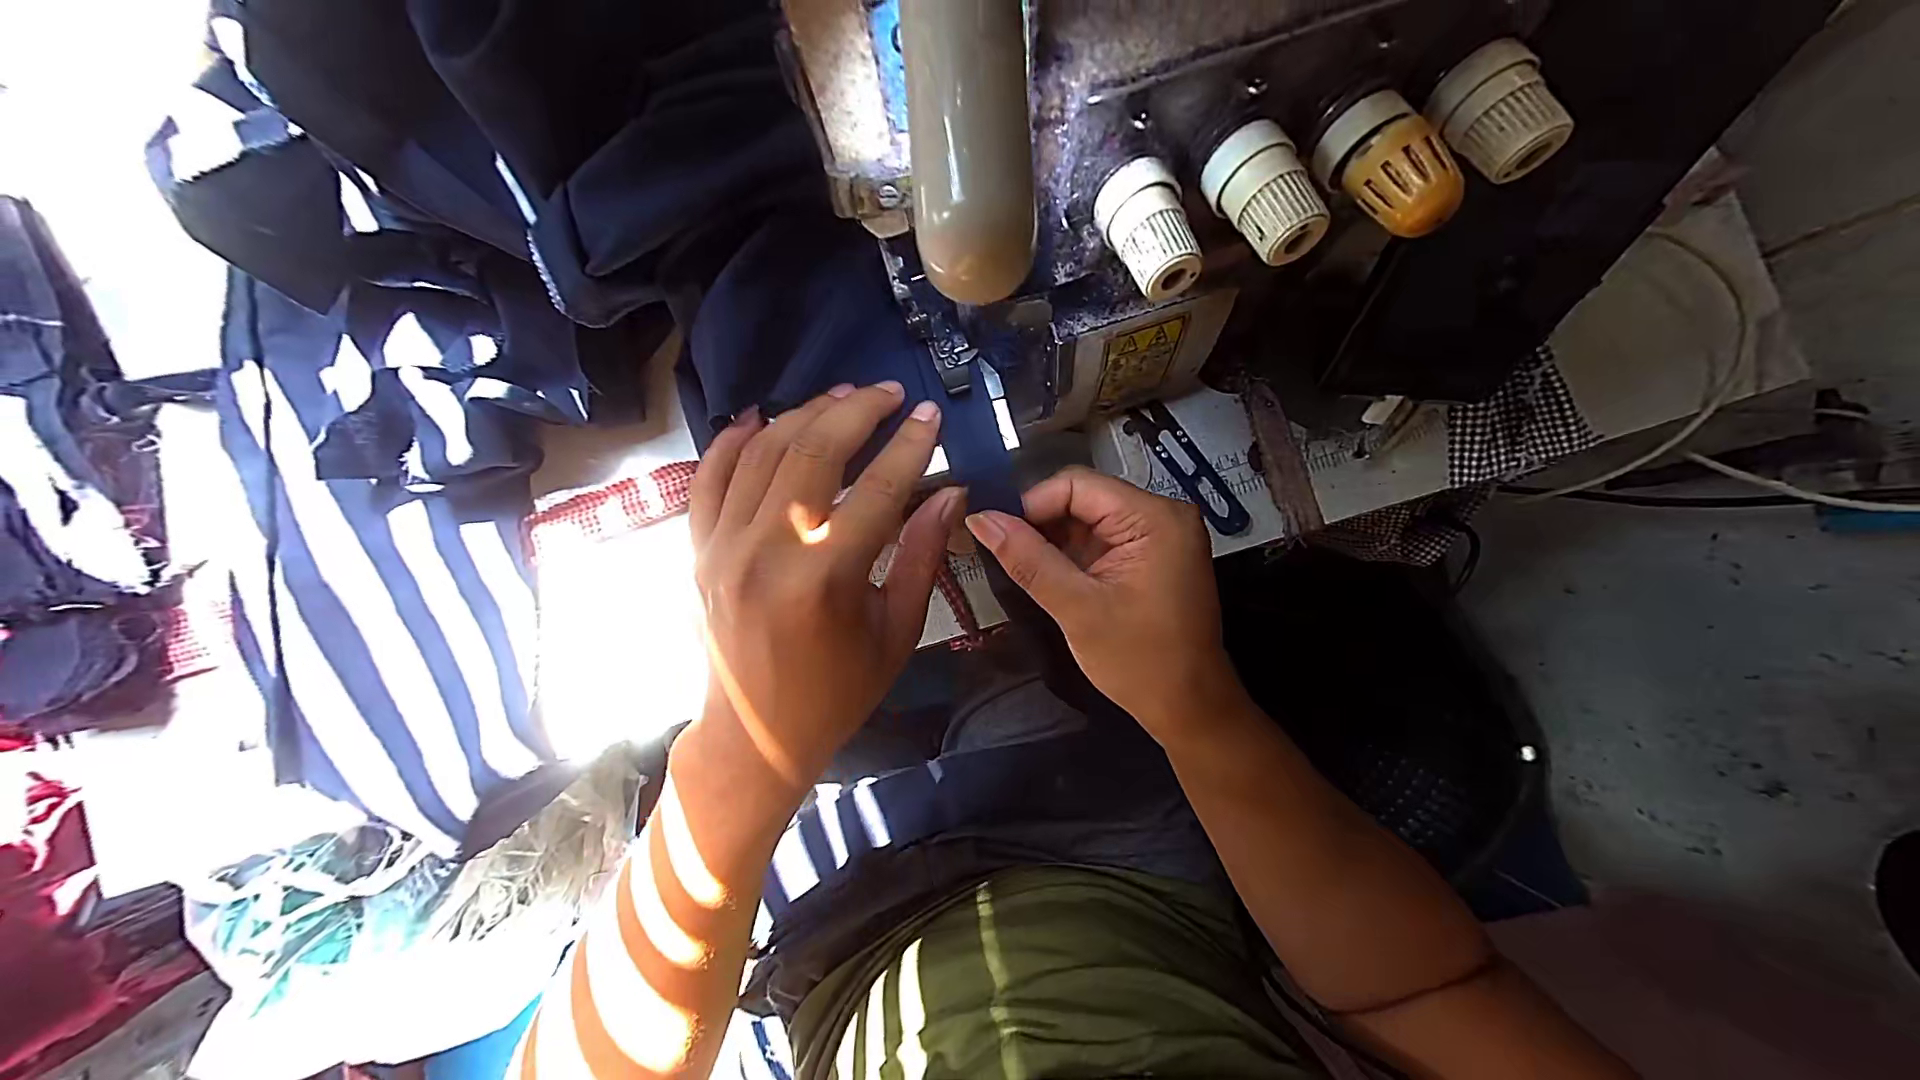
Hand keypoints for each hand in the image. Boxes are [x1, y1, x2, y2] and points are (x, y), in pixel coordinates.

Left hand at [689, 381, 965, 792]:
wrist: (753, 737)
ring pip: (764, 452)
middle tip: (889, 392)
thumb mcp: (895, 632)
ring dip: (806, 413)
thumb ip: (921, 556)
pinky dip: (732, 441)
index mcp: (826, 579)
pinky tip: (760, 417)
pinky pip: (709, 478)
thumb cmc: (836, 693)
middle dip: (858, 411)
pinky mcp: (697, 550)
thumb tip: (951, 495)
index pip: (879, 489)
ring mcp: (723, 546)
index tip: (930, 415)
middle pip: (815, 451)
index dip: (910, 445)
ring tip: (842, 396)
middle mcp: (768, 551)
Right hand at [965, 466, 1240, 738]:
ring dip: (1053, 542)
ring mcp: (1158, 535)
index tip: (997, 534)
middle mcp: (1161, 515)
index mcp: (1154, 518)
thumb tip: (980, 519)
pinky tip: (1050, 576)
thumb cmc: (1140, 661)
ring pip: (1086, 519)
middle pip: (1082, 498)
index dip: (1031, 505)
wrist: (1188, 707)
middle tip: (1003, 554)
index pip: (1076, 485)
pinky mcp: (1150, 555)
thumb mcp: (1077, 608)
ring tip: (1022, 568)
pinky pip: (1099, 540)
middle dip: (1040, 524)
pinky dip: (1071, 555)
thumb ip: (1028, 559)